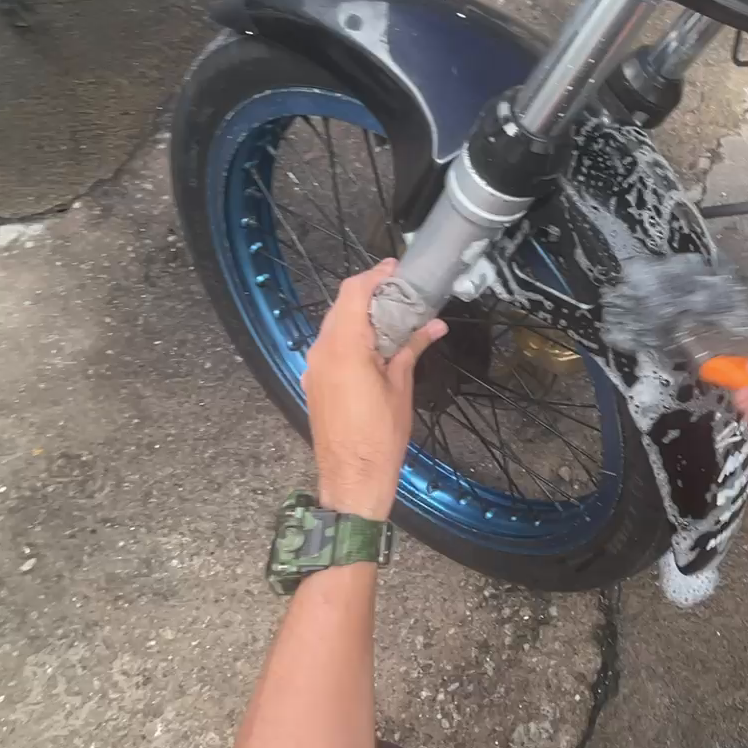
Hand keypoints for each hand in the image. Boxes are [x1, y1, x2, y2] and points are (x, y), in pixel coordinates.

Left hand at [301, 260, 446, 519]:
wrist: (352, 478)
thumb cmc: (380, 435)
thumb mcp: (401, 386)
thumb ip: (412, 348)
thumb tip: (434, 325)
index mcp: (343, 348)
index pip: (353, 294)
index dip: (374, 275)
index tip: (397, 268)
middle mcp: (321, 352)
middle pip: (341, 306)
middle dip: (369, 292)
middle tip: (402, 289)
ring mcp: (313, 367)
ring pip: (334, 325)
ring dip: (360, 313)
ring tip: (394, 313)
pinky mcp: (315, 381)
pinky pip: (331, 346)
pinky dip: (352, 335)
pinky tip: (377, 342)